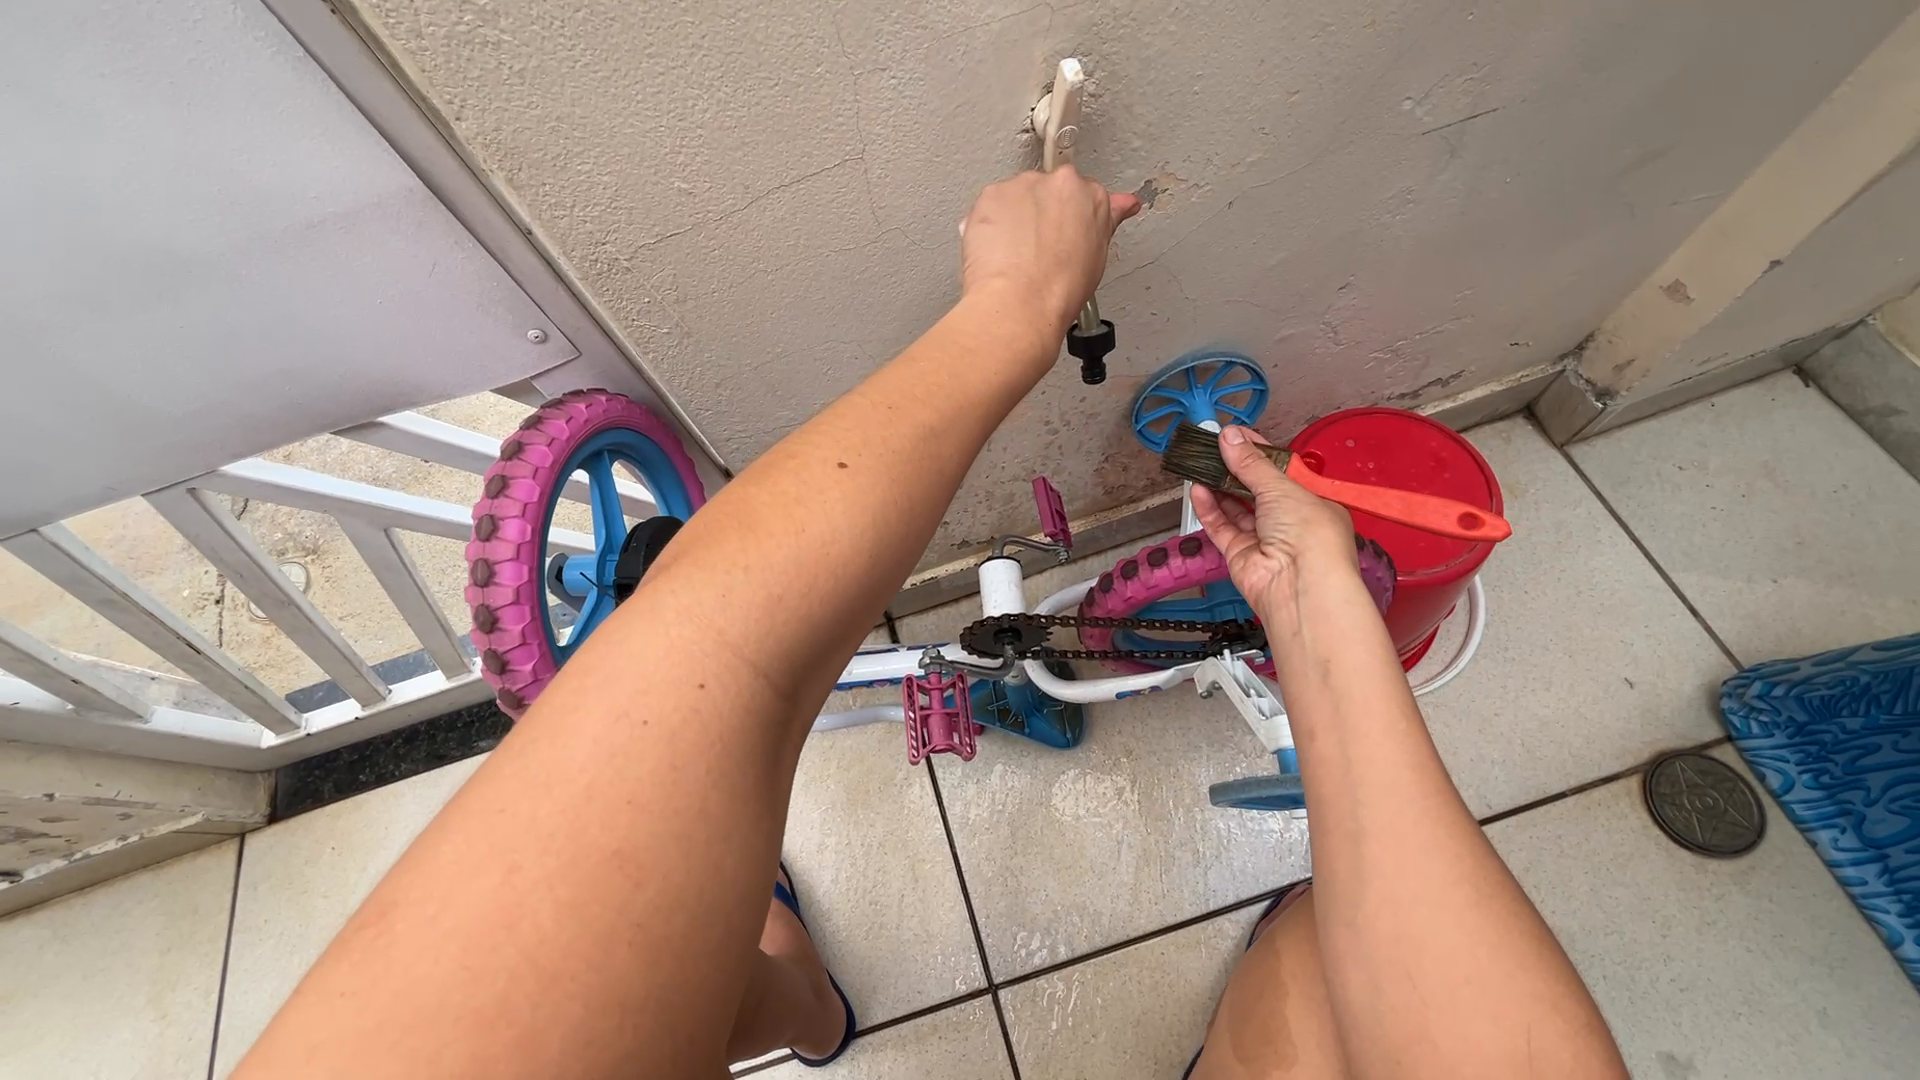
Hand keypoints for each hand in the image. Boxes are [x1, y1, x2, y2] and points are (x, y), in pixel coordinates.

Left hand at [960, 167, 1140, 335]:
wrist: (1019, 305)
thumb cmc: (1057, 291)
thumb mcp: (1097, 258)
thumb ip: (1104, 223)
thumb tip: (1118, 207)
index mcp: (1091, 196)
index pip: (1083, 195)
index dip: (1070, 219)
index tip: (1063, 232)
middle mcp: (1059, 183)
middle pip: (1048, 192)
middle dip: (1041, 216)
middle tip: (1037, 251)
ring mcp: (1023, 187)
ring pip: (1017, 198)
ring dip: (1014, 220)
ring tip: (1014, 257)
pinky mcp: (991, 195)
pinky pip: (990, 206)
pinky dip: (989, 226)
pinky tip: (996, 253)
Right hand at [1190, 427, 1360, 623]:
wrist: (1299, 585)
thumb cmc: (1311, 537)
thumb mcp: (1282, 488)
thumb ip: (1251, 464)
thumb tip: (1230, 437)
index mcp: (1312, 502)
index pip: (1281, 472)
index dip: (1258, 453)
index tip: (1236, 436)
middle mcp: (1289, 522)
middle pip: (1255, 490)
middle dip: (1234, 469)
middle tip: (1212, 448)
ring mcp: (1264, 540)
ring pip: (1236, 508)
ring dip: (1218, 487)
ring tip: (1199, 465)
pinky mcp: (1240, 555)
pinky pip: (1222, 527)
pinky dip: (1209, 509)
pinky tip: (1198, 490)